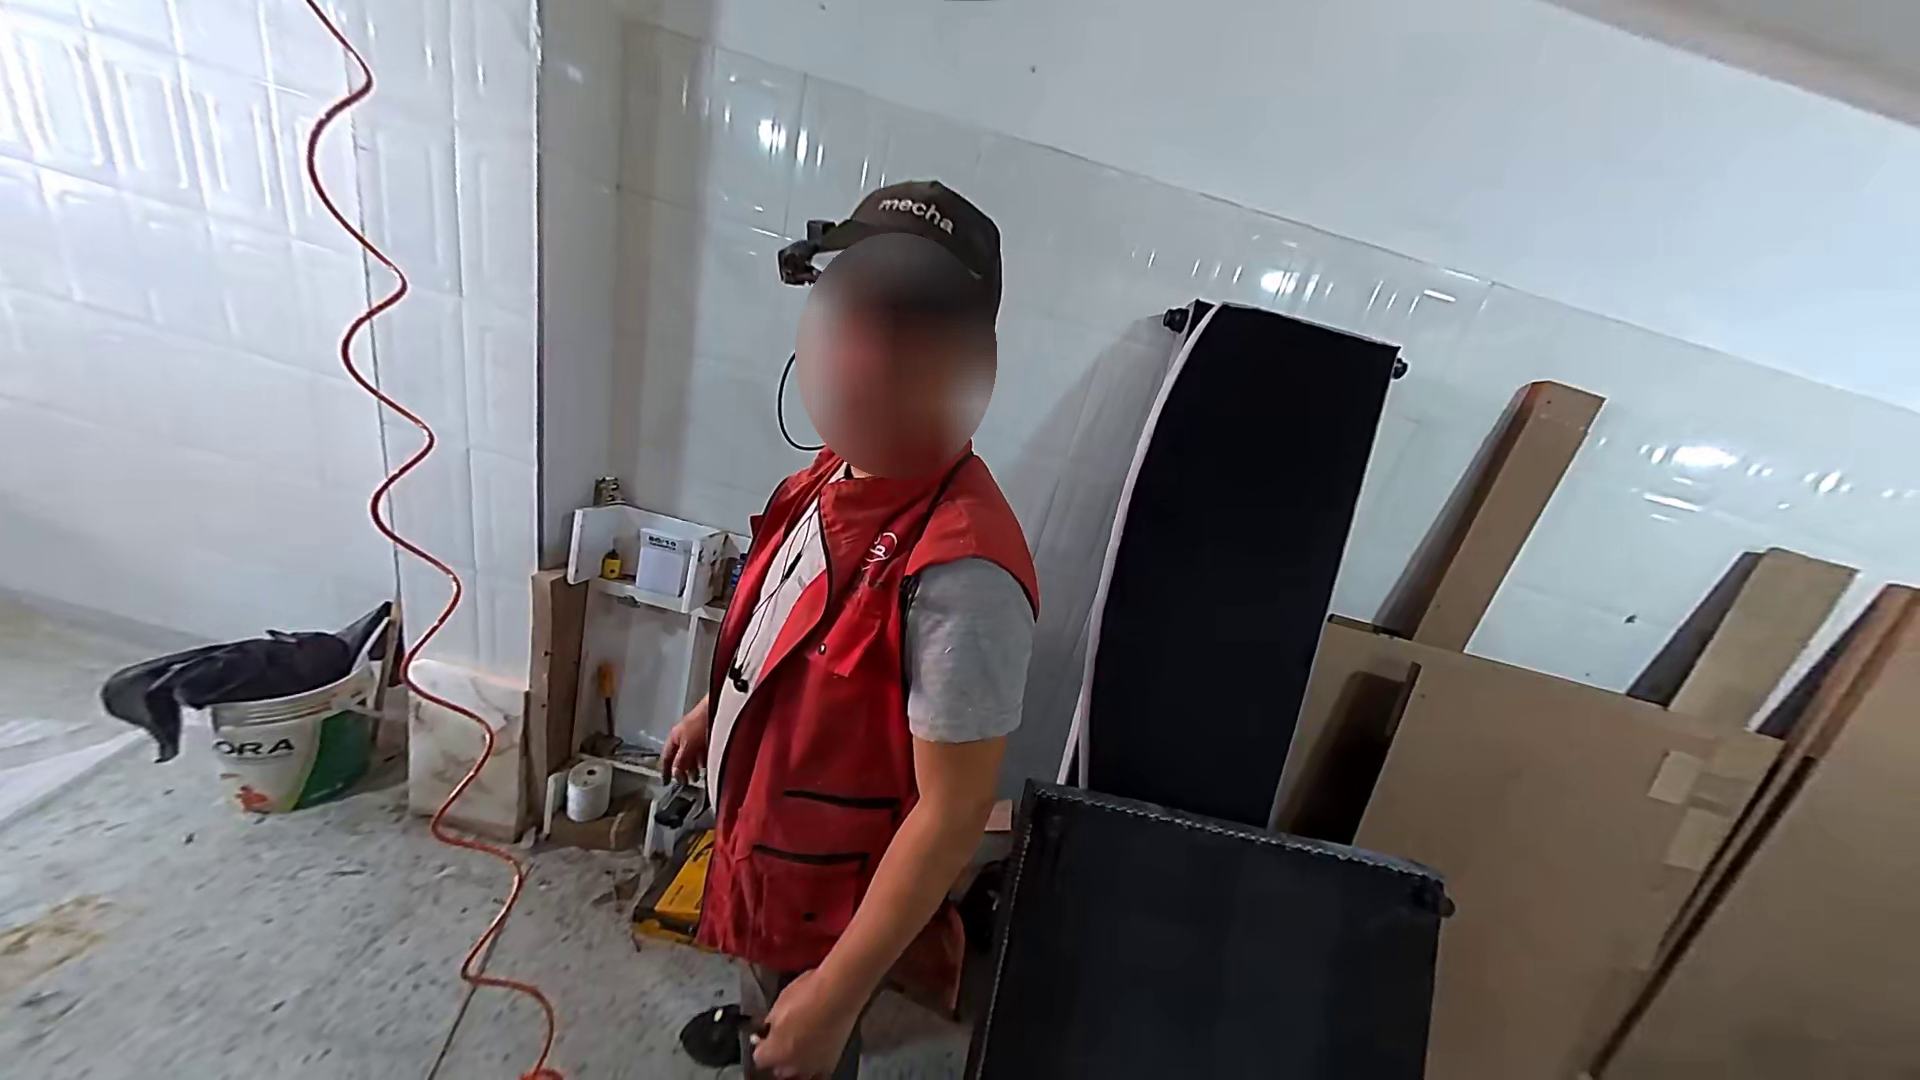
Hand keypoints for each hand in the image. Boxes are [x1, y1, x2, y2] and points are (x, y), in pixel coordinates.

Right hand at [660, 703, 708, 781]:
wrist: (719, 706)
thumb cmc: (701, 721)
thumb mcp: (688, 746)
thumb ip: (681, 761)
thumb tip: (676, 774)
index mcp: (674, 737)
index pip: (666, 758)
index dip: (666, 770)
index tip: (667, 781)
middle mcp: (683, 735)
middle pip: (680, 756)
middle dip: (683, 770)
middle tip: (686, 781)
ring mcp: (696, 734)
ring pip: (692, 753)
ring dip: (694, 766)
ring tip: (697, 776)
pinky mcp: (708, 733)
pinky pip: (703, 749)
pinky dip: (703, 758)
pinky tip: (708, 764)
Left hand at [752, 968, 862, 1078]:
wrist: (839, 991)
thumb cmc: (808, 992)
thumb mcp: (782, 999)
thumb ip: (772, 1020)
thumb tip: (769, 1028)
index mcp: (773, 1052)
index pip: (759, 1056)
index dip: (762, 1043)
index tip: (766, 1032)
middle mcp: (789, 1067)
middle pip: (778, 1067)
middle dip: (779, 1053)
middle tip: (786, 1034)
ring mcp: (810, 1068)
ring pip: (796, 1072)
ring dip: (796, 1060)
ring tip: (802, 1041)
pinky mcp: (829, 1064)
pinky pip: (816, 1073)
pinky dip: (813, 1065)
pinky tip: (815, 1052)